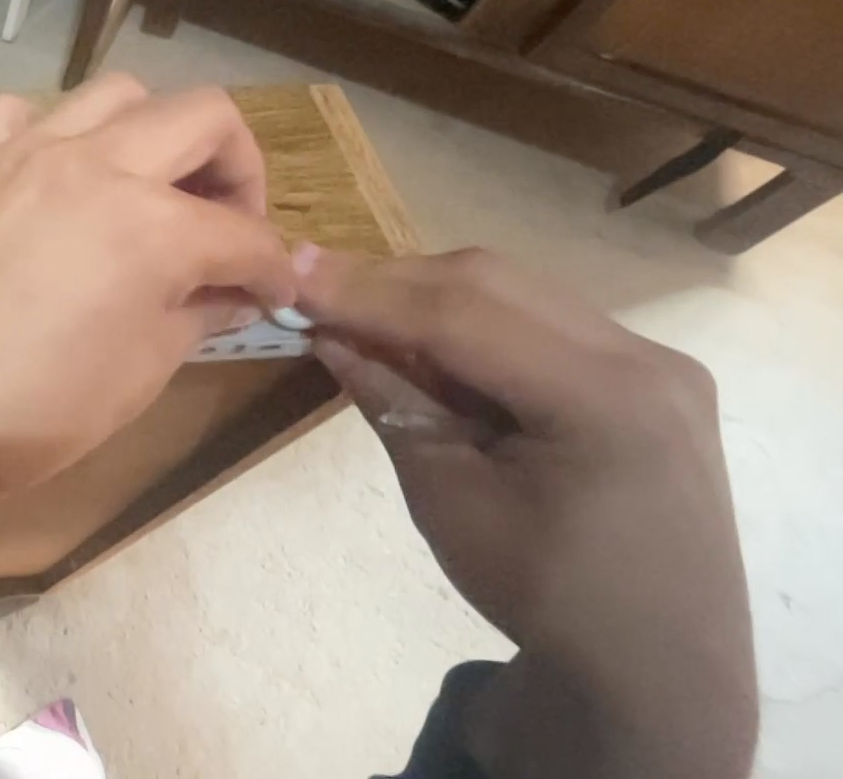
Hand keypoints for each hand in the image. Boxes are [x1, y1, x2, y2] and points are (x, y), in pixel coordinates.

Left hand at [0, 73, 295, 518]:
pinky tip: (51, 176)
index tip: (273, 288)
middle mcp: (92, 164)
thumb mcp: (137, 375)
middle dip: (236, 166)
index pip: (243, 233)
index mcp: (147, 226)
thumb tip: (234, 290)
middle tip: (223, 223)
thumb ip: (197, 314)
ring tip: (140, 189)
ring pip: (115, 94)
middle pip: (201, 115)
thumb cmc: (30, 411)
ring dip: (149, 135)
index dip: (272, 265)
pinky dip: (52, 133)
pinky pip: (22, 113)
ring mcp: (22, 151)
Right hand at [295, 245, 756, 778]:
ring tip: (348, 312)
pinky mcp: (636, 373)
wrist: (652, 662)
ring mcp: (649, 361)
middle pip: (485, 282)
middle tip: (307, 288)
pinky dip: (457, 318)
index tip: (287, 278)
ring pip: (506, 288)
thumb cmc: (539, 589)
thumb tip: (323, 335)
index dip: (362, 292)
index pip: (457, 315)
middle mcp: (643, 358)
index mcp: (604, 398)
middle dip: (385, 281)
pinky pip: (529, 318)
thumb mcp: (444, 494)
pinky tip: (410, 339)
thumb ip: (388, 401)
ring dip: (417, 294)